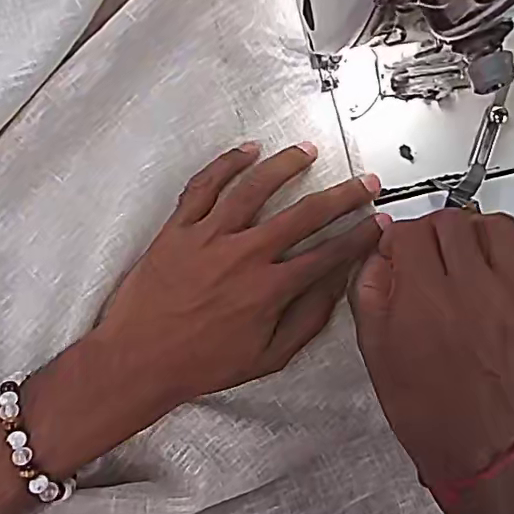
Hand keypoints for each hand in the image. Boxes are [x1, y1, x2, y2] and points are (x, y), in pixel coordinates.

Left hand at [89, 142, 384, 417]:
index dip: (359, 237)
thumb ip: (306, 321)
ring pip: (255, 189)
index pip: (328, 254)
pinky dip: (226, 164)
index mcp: (268, 289)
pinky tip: (246, 150)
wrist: (137, 359)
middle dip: (342, 196)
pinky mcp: (179, 229)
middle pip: (304, 214)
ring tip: (308, 151)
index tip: (376, 224)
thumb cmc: (198, 363)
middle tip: (363, 183)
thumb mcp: (266, 358)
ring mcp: (209, 238)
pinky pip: (204, 186)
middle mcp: (243, 256)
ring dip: (286, 166)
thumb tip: (334, 288)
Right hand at [351, 209, 513, 513]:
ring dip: (471, 232)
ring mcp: (509, 297)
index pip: (410, 231)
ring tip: (460, 252)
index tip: (396, 249)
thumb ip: (369, 287)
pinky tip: (489, 271)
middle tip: (423, 252)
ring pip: (495, 225)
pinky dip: (506, 254)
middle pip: (451, 221)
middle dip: (429, 231)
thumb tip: (379, 253)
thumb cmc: (421, 400)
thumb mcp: (372, 344)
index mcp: (422, 300)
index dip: (396, 237)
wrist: (469, 437)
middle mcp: (470, 291)